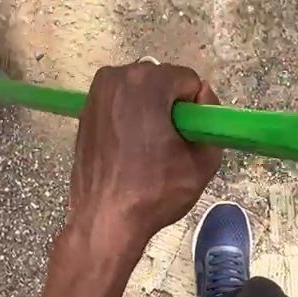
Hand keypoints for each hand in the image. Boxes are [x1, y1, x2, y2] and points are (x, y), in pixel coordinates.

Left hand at [66, 61, 221, 252]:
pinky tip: (130, 150)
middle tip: (171, 145)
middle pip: (162, 81)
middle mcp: (117, 77)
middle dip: (171, 107)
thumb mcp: (203, 163)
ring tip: (150, 150)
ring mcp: (96, 94)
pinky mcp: (85, 112)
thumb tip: (203, 98)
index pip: (188, 80)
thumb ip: (212, 123)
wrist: (105, 219)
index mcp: (147, 82)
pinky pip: (120, 105)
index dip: (196, 109)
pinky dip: (130, 119)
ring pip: (140, 92)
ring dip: (151, 112)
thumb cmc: (154, 192)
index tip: (190, 137)